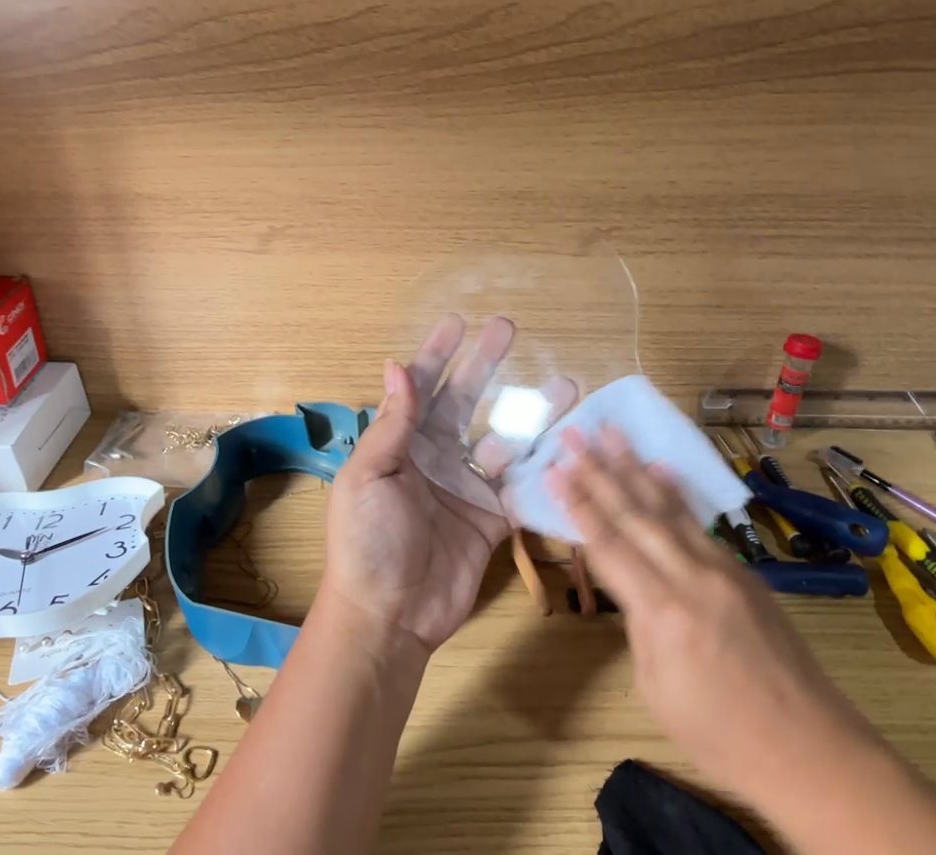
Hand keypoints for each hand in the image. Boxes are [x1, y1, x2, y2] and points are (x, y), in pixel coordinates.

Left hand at [321, 316, 569, 651]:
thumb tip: (396, 365)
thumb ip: (392, 425)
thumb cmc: (367, 542)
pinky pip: (520, 485)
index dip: (437, 355)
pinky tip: (569, 443)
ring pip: (502, 439)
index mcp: (399, 444)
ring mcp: (465, 487)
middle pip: (465, 401)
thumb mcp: (368, 477)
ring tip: (565, 385)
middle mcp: (433, 458)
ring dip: (530, 413)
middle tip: (508, 328)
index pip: (419, 388)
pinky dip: (543, 466)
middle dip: (486, 365)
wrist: (389, 614)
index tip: (457, 322)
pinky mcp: (491, 518)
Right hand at [549, 427, 884, 800]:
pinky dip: (675, 493)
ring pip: (670, 508)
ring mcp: (725, 569)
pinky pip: (700, 524)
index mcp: (663, 611)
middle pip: (636, 513)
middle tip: (573, 432)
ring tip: (612, 432)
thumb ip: (639, 627)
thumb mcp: (656, 687)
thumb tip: (634, 589)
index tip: (553, 466)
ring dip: (636, 466)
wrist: (810, 751)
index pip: (608, 544)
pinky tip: (661, 469)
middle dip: (599, 470)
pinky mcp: (745, 574)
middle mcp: (693, 577)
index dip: (577, 503)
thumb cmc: (719, 736)